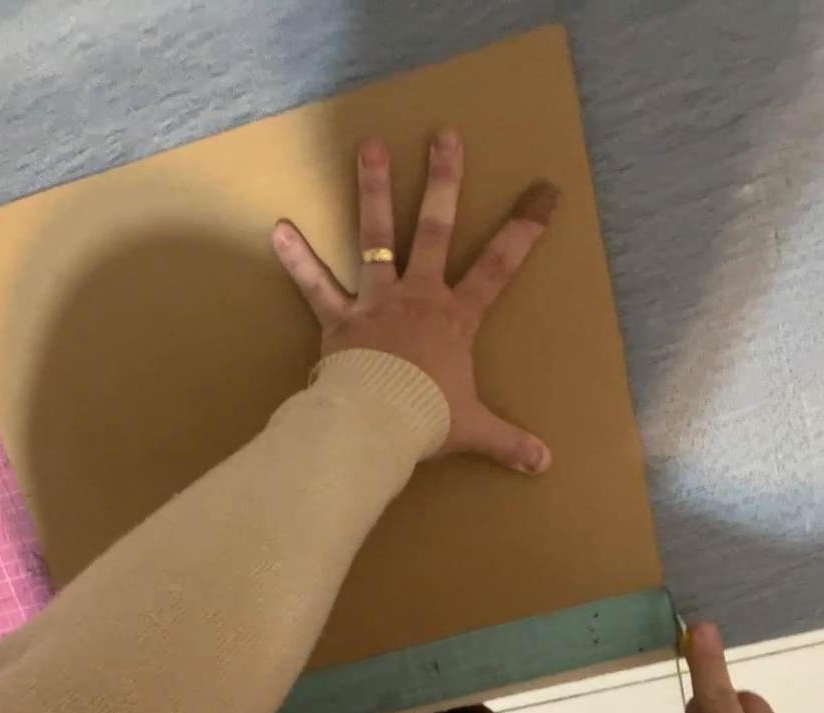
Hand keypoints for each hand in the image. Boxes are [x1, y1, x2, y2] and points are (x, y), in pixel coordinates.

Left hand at [271, 130, 557, 474]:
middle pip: (434, 230)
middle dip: (444, 182)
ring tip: (367, 147)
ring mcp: (376, 303)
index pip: (499, 266)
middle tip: (444, 136)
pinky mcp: (339, 320)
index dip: (526, 228)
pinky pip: (315, 286)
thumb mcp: (473, 430)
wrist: (378, 428)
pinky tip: (278, 229)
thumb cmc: (427, 421)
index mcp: (455, 318)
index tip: (545, 188)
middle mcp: (418, 297)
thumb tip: (544, 465)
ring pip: (376, 239)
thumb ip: (507, 441)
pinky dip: (297, 260)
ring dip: (372, 192)